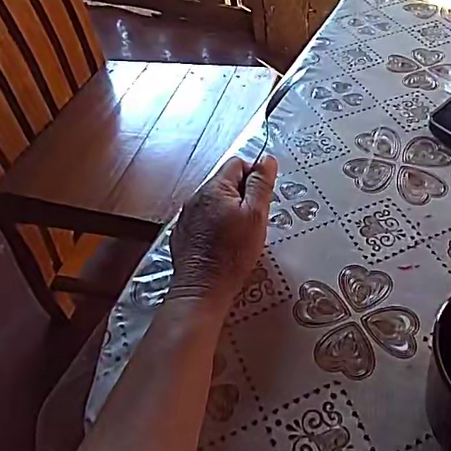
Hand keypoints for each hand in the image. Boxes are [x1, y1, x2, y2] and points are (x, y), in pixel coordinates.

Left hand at [162, 155, 277, 306]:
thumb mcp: (257, 215)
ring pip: (216, 201)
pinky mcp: (185, 233)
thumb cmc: (231, 255)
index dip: (254, 175)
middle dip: (243, 194)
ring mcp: (188, 216)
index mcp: (214, 189)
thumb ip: (261, 183)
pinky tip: (226, 242)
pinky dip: (217, 224)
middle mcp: (196, 198)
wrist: (203, 290)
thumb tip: (266, 160)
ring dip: (230, 210)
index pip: (238, 163)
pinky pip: (205, 218)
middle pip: (226, 181)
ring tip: (241, 232)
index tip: (262, 195)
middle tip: (254, 217)